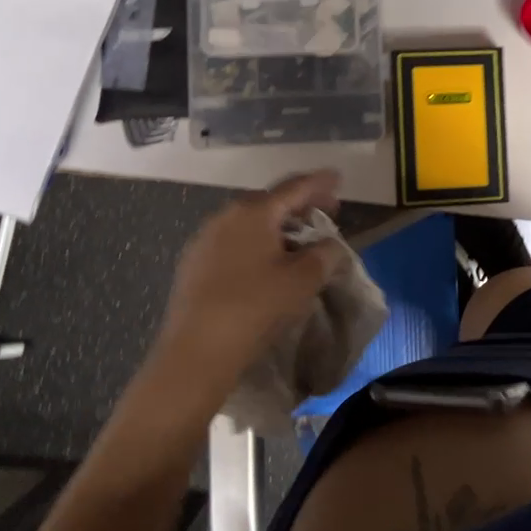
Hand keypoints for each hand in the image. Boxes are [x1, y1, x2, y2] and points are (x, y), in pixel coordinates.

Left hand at [151, 170, 342, 390]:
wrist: (197, 351)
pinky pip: (233, 243)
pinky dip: (256, 244)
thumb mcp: (304, 279)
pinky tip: (265, 265)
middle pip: (269, 202)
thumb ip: (325, 254)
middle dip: (298, 205)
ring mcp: (204, 240)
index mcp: (254, 212)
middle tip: (323, 213)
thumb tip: (330, 245)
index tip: (338, 179)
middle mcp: (225, 217)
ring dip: (276, 227)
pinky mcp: (192, 266)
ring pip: (249, 224)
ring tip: (297, 241)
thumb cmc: (256, 306)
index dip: (320, 183)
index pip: (294, 188)